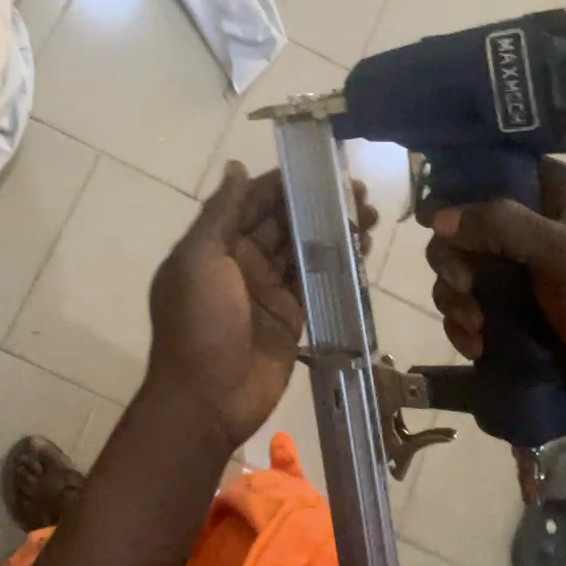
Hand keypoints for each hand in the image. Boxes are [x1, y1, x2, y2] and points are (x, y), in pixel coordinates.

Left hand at [145, 162, 377, 448]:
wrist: (206, 400)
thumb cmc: (198, 323)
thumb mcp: (200, 260)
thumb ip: (221, 213)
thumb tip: (236, 166)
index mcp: (216, 244)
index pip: (252, 201)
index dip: (283, 182)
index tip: (319, 165)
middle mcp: (243, 261)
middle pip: (283, 222)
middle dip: (316, 204)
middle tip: (356, 189)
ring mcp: (269, 290)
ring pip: (305, 249)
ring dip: (333, 230)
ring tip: (368, 214)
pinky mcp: (293, 316)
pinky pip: (318, 282)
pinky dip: (339, 265)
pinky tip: (363, 248)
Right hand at [422, 159, 565, 421]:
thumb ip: (501, 226)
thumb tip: (437, 216)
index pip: (503, 171)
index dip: (463, 189)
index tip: (434, 217)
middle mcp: (546, 228)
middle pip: (471, 226)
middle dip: (455, 259)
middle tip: (462, 285)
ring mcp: (533, 274)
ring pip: (467, 270)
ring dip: (457, 297)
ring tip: (473, 327)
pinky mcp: (523, 315)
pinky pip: (476, 307)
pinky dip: (466, 325)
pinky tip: (476, 347)